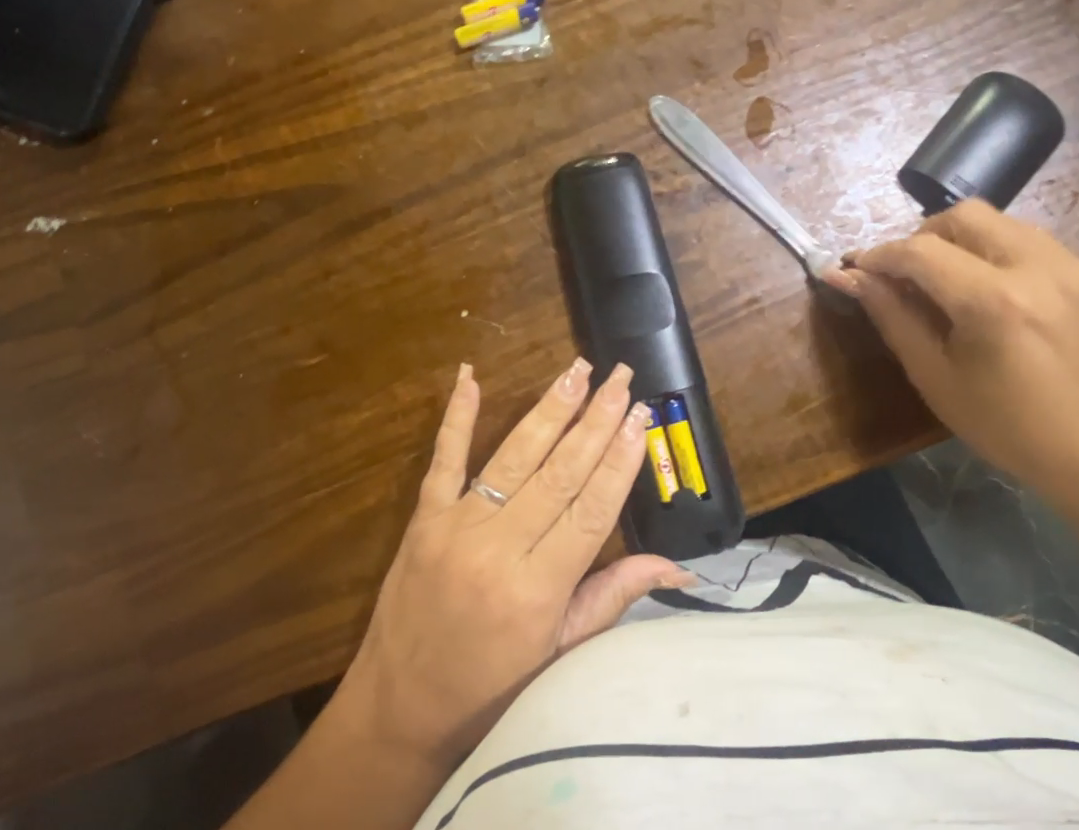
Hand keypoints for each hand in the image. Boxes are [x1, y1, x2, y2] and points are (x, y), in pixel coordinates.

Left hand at [335, 359, 692, 765]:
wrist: (399, 707)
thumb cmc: (489, 690)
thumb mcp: (559, 655)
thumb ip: (613, 599)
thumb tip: (679, 568)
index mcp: (537, 589)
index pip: (591, 510)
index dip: (620, 461)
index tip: (641, 418)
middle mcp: (498, 549)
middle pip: (558, 473)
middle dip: (595, 422)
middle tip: (620, 378)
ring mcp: (455, 527)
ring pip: (512, 457)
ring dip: (548, 410)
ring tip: (576, 371)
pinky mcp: (422, 519)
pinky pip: (443, 460)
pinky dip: (456, 417)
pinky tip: (469, 377)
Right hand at [820, 200, 1078, 489]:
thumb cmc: (1013, 430)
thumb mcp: (938, 379)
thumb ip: (893, 318)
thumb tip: (846, 277)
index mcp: (992, 301)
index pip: (919, 250)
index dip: (879, 255)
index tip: (855, 269)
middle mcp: (1037, 268)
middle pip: (963, 215)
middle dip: (922, 236)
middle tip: (904, 275)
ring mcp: (1074, 267)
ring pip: (1002, 223)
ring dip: (963, 241)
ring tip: (948, 284)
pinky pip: (1035, 245)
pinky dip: (999, 255)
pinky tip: (995, 297)